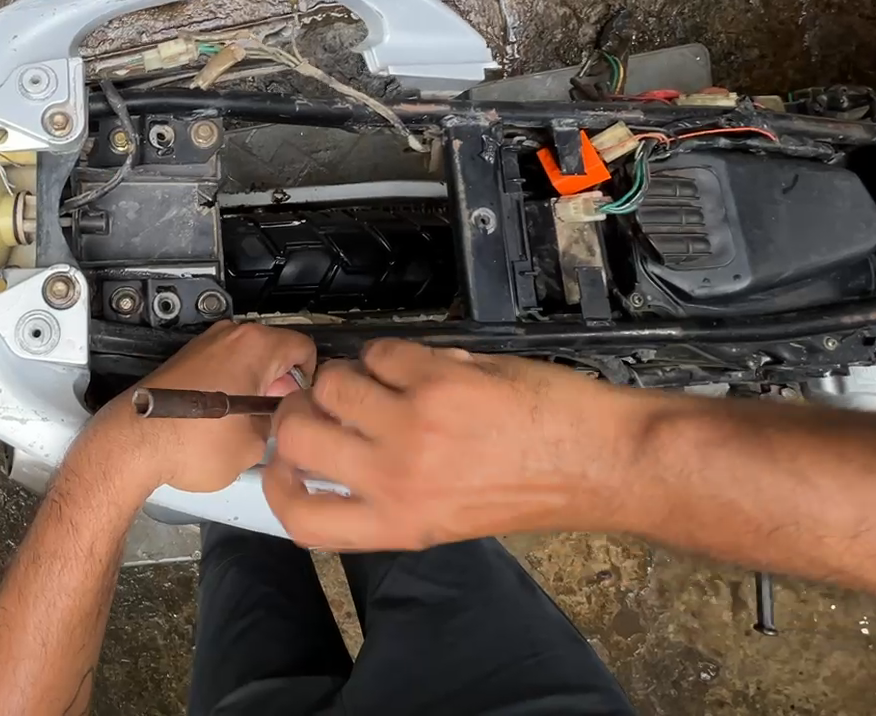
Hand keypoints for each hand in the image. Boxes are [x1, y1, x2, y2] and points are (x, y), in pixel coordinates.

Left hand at [81, 321, 314, 494]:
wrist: (134, 443)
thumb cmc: (187, 441)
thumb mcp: (256, 443)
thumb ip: (281, 424)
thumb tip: (286, 420)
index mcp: (254, 345)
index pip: (306, 348)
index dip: (313, 381)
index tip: (309, 404)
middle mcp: (230, 336)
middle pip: (278, 353)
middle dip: (285, 386)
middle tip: (284, 421)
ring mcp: (207, 345)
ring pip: (251, 362)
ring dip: (258, 388)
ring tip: (255, 426)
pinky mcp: (189, 360)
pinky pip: (225, 368)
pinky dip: (233, 388)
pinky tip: (229, 421)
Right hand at [263, 341, 646, 549]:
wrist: (601, 460)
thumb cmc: (526, 487)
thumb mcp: (442, 515)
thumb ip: (380, 491)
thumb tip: (325, 445)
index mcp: (398, 523)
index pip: (302, 517)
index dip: (275, 483)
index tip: (279, 458)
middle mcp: (397, 480)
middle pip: (295, 434)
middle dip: (297, 408)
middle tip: (317, 399)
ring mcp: (414, 428)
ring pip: (332, 382)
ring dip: (348, 374)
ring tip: (380, 380)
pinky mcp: (437, 381)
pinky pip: (379, 352)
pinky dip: (392, 354)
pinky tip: (422, 367)